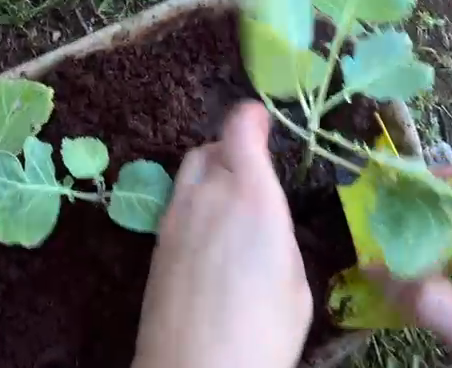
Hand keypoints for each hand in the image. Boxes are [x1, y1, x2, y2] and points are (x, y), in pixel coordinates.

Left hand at [133, 102, 310, 367]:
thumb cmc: (262, 334)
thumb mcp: (294, 283)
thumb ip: (275, 234)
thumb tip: (263, 222)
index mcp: (252, 195)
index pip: (240, 128)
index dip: (252, 117)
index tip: (263, 119)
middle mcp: (209, 193)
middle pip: (213, 146)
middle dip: (233, 148)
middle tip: (252, 172)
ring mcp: (176, 215)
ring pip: (191, 171)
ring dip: (211, 173)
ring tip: (230, 205)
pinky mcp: (157, 241)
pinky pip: (178, 202)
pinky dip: (195, 202)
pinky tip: (210, 236)